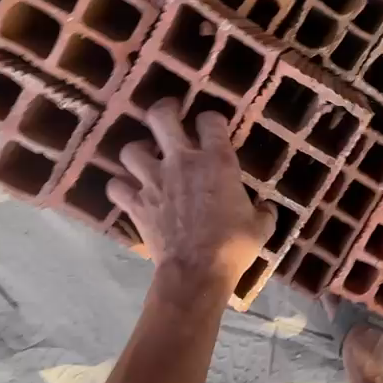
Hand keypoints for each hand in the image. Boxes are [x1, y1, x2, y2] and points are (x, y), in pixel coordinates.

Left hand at [106, 101, 275, 290]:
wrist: (198, 271)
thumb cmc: (234, 246)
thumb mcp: (261, 227)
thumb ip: (263, 211)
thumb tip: (266, 208)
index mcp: (217, 161)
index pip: (210, 120)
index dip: (210, 120)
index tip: (212, 126)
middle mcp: (182, 162)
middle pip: (161, 117)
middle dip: (165, 110)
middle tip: (169, 114)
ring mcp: (153, 181)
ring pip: (131, 149)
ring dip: (138, 151)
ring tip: (146, 157)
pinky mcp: (136, 203)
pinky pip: (116, 186)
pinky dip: (121, 186)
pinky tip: (130, 190)